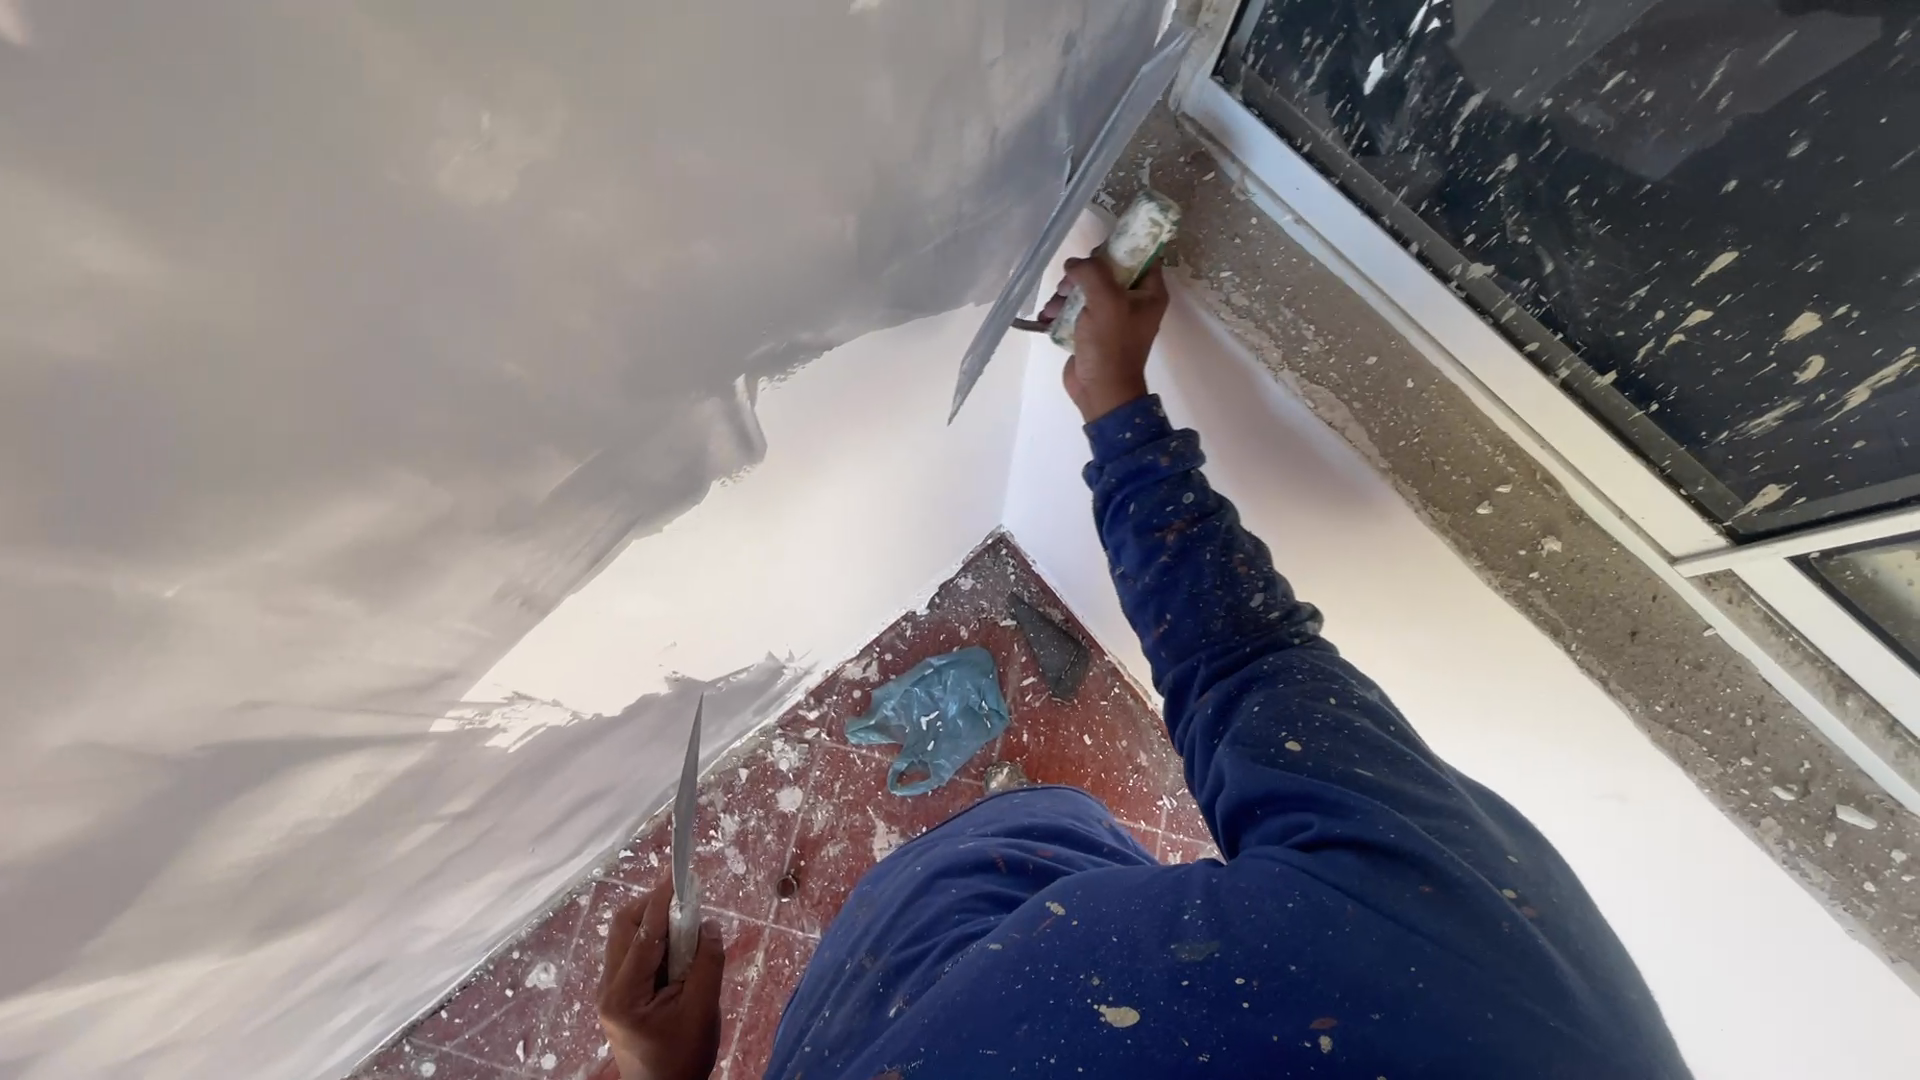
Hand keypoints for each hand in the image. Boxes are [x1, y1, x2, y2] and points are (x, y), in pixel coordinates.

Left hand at [597, 881, 724, 1079]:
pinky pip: (635, 952)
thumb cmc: (683, 1056)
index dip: (662, 900)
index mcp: (624, 994)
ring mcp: (611, 992)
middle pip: (624, 926)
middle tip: (688, 905)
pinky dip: (657, 941)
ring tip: (689, 933)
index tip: (680, 875)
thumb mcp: (703, 1009)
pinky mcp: (621, 995)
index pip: (643, 933)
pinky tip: (681, 953)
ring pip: (628, 937)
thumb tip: (708, 924)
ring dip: (657, 924)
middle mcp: (608, 988)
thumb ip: (707, 961)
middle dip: (655, 907)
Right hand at [1040, 256, 1169, 422]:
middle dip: (1081, 275)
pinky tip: (1046, 318)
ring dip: (1065, 295)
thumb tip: (1073, 264)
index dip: (1118, 247)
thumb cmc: (1110, 346)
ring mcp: (1112, 317)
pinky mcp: (1092, 331)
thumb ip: (1091, 273)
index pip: (1140, 255)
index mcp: (1149, 292)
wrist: (1100, 391)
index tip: (1094, 251)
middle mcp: (1133, 301)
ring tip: (1053, 308)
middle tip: (1066, 284)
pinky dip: (1060, 311)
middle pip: (1106, 271)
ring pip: (1086, 290)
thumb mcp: (1105, 301)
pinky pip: (1075, 310)